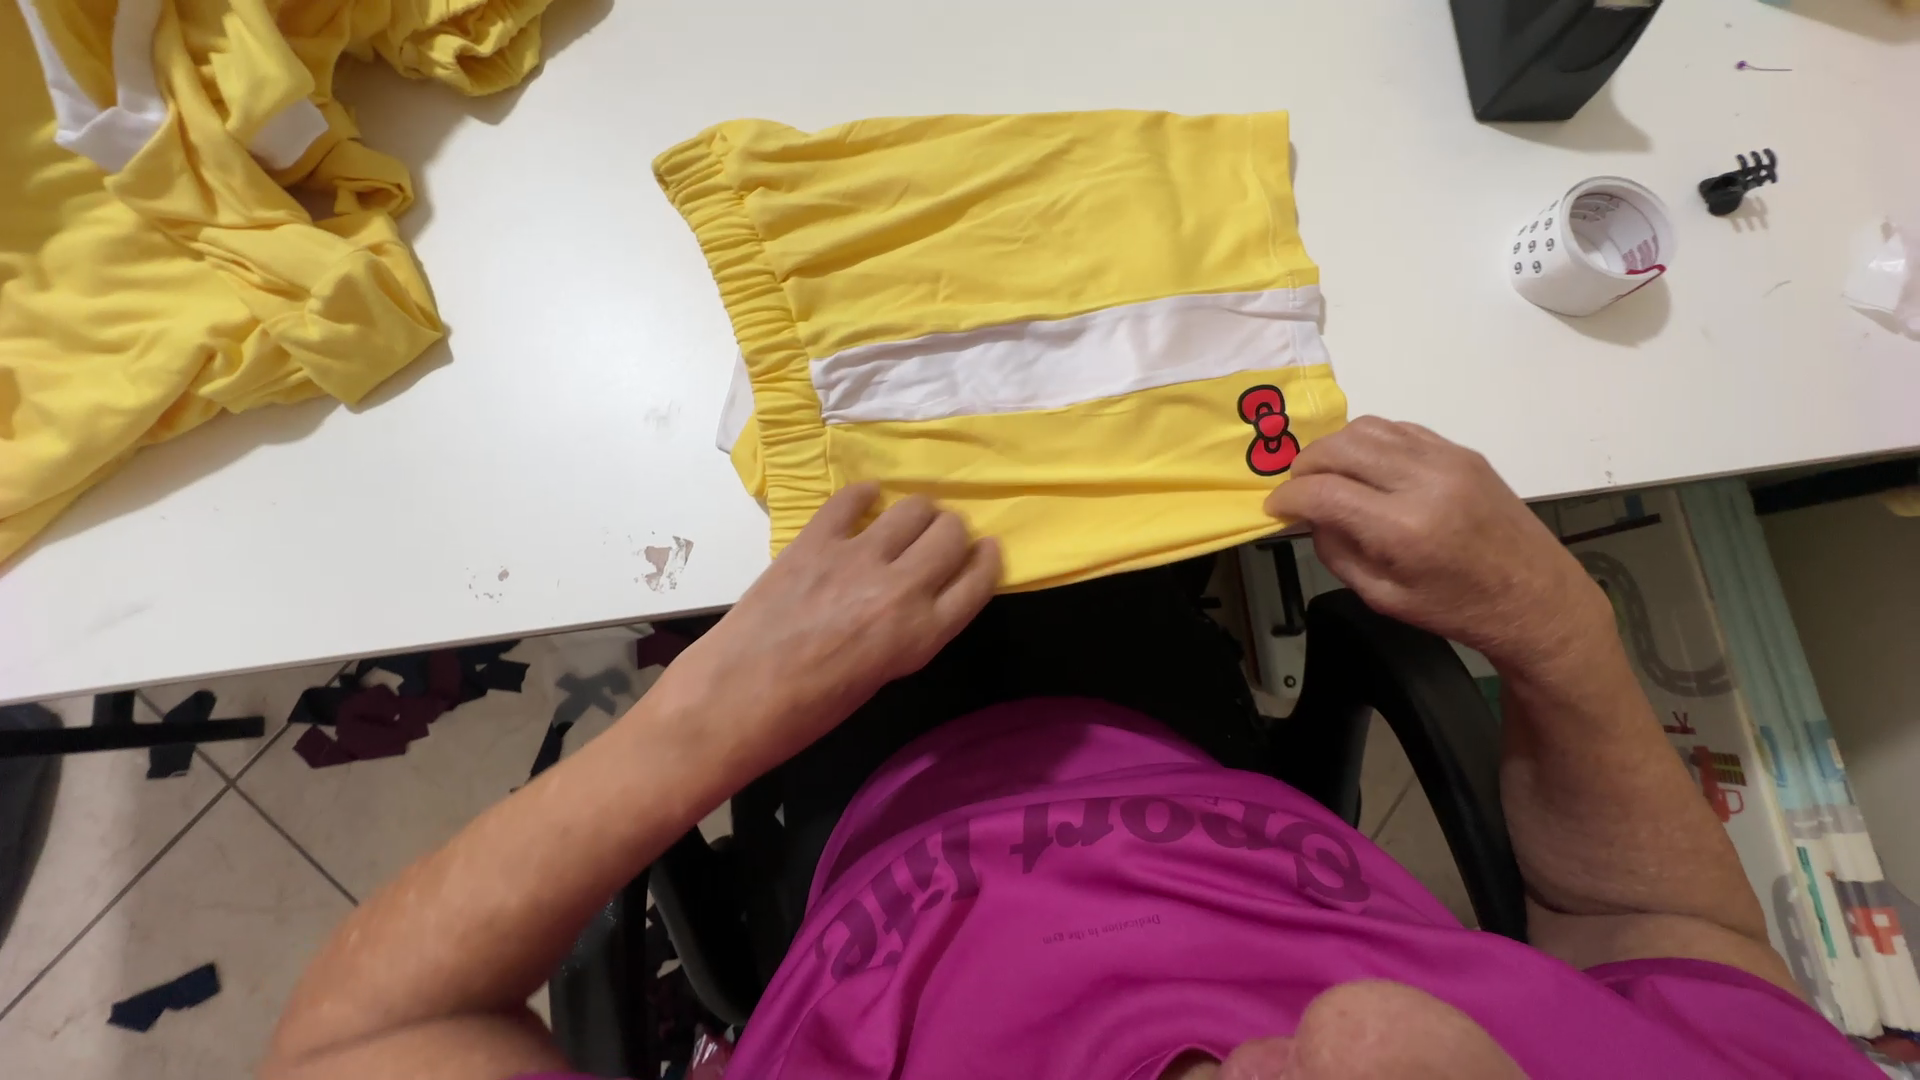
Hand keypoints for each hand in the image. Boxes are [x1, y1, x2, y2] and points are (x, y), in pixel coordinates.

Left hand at [669, 484, 1000, 767]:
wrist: (737, 697)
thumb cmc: (811, 710)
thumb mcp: (882, 676)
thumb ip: (909, 630)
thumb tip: (916, 596)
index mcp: (922, 634)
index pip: (979, 580)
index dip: (987, 560)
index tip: (986, 549)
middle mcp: (901, 589)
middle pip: (951, 534)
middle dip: (953, 532)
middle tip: (939, 538)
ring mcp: (857, 558)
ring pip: (912, 508)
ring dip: (918, 511)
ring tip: (907, 519)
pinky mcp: (815, 541)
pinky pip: (851, 500)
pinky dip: (864, 496)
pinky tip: (866, 499)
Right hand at [1263, 417, 1608, 671]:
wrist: (1536, 597)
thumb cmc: (1454, 607)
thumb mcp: (1380, 596)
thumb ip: (1335, 550)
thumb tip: (1309, 516)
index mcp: (1403, 528)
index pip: (1322, 492)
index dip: (1287, 498)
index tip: (1274, 509)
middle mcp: (1425, 481)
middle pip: (1338, 448)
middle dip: (1304, 467)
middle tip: (1297, 492)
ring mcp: (1447, 459)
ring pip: (1364, 428)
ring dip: (1332, 449)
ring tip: (1327, 477)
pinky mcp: (1461, 452)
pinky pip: (1396, 430)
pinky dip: (1367, 443)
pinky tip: (1364, 469)